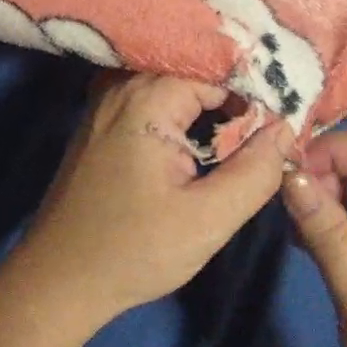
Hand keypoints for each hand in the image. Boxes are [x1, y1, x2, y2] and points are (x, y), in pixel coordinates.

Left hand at [8, 74, 292, 328]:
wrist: (58, 277)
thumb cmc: (132, 250)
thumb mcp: (207, 219)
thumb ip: (254, 171)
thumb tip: (287, 128)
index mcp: (146, 97)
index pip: (218, 69)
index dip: (257, 90)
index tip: (288, 113)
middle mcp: (122, 83)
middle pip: (194, 68)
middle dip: (235, 89)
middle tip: (275, 117)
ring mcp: (107, 98)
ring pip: (173, 80)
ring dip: (209, 98)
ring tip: (249, 122)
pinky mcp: (101, 118)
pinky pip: (151, 95)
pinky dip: (182, 107)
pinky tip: (204, 130)